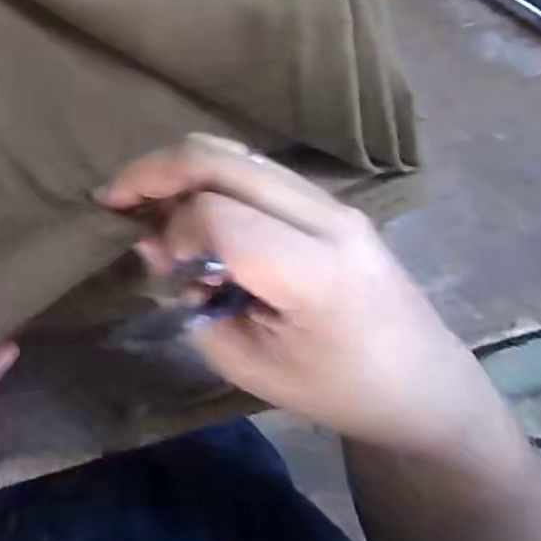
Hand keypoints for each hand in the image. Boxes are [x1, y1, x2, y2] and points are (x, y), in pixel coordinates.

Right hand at [101, 134, 515, 458]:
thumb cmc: (338, 390)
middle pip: (219, 159)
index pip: (217, 214)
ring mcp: (328, 199)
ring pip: (232, 150)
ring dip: (176, 166)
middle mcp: (324, 217)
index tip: (163, 269)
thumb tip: (153, 245)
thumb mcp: (252, 366)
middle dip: (153, 170)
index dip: (172, 232)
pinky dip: (204, 171)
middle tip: (113, 196)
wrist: (427, 386)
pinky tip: (185, 199)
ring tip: (143, 197)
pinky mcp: (324, 196)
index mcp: (314, 271)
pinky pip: (249, 163)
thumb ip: (193, 301)